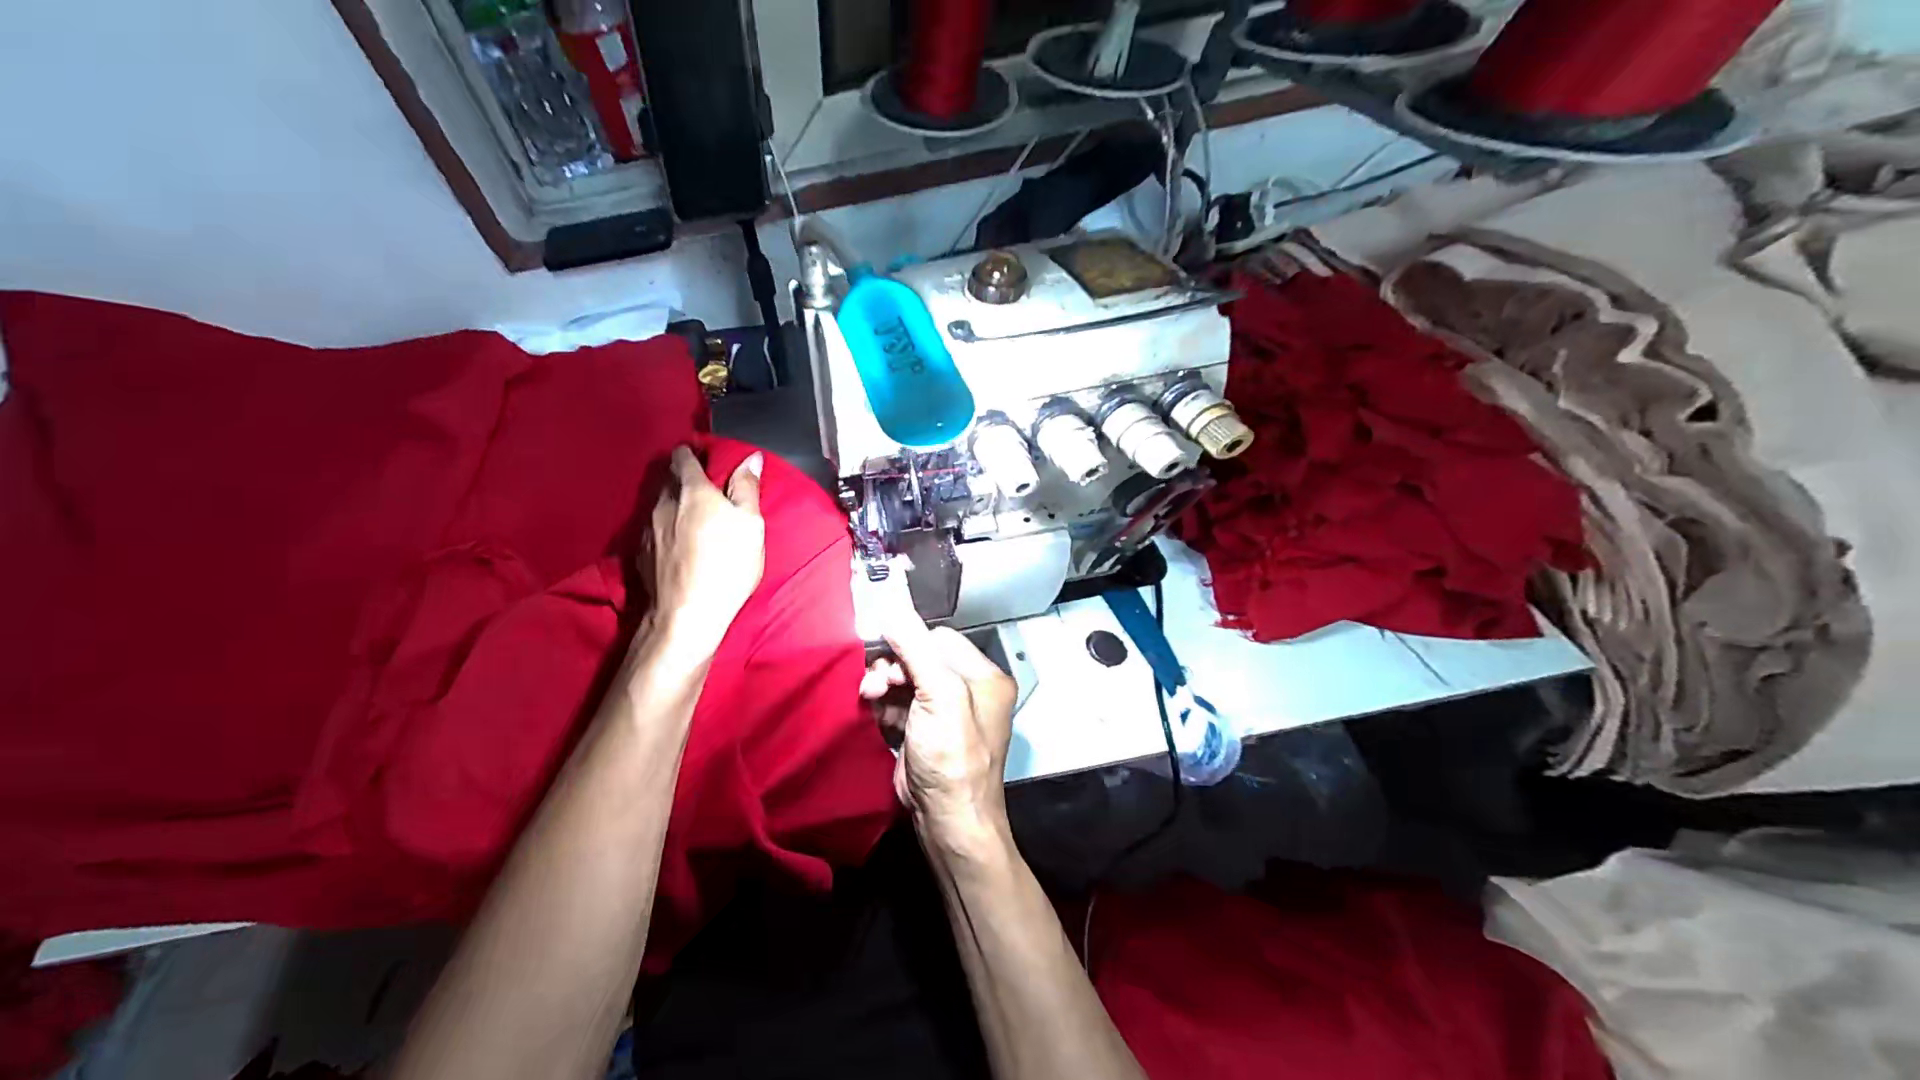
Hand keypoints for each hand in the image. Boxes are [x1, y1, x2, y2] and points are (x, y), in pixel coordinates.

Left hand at [644, 446, 764, 654]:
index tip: (705, 459)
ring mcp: (646, 528)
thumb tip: (750, 458)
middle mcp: (662, 502)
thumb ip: (747, 488)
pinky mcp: (640, 553)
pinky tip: (679, 544)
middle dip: (683, 478)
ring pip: (658, 504)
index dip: (693, 454)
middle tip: (704, 490)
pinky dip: (665, 529)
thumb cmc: (726, 565)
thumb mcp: (750, 524)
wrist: (687, 614)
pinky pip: (653, 529)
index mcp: (691, 490)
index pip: (683, 457)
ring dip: (674, 505)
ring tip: (693, 519)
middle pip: (668, 478)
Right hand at [860, 615, 1016, 847]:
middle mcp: (968, 691)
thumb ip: (917, 650)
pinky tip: (870, 706)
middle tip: (874, 682)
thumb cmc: (954, 760)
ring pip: (905, 680)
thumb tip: (892, 610)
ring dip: (883, 684)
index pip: (940, 639)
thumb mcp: (940, 697)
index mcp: (984, 678)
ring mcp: (944, 713)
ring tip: (868, 695)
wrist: (947, 821)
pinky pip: (898, 703)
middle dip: (892, 666)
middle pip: (920, 658)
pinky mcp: (922, 731)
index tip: (886, 655)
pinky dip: (882, 702)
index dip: (910, 643)